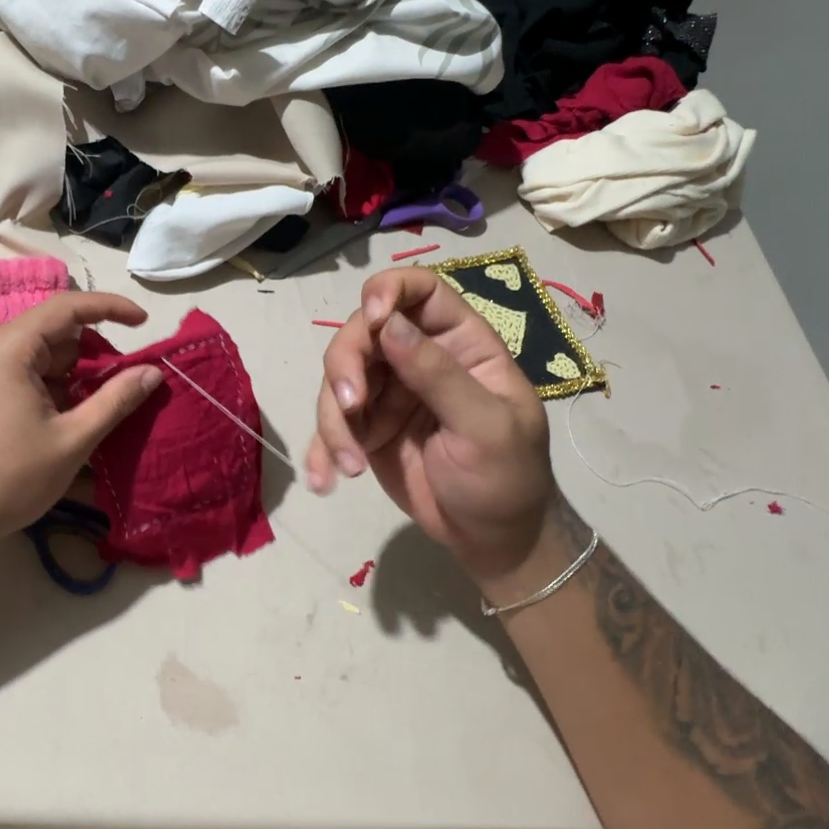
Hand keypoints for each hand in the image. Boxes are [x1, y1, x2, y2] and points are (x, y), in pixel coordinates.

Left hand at [0, 293, 163, 561]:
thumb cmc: (10, 478)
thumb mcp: (73, 440)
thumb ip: (116, 399)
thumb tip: (153, 371)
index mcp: (12, 347)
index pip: (68, 307)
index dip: (111, 308)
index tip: (145, 322)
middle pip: (58, 331)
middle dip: (97, 351)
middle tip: (128, 383)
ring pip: (47, 355)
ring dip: (79, 373)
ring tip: (106, 407)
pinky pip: (31, 373)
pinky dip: (59, 387)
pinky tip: (76, 417)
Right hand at [306, 267, 555, 581]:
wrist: (490, 539)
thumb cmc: (506, 477)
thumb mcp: (485, 426)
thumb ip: (438, 374)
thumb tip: (390, 323)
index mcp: (459, 345)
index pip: (421, 292)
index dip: (390, 290)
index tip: (372, 317)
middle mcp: (416, 359)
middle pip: (363, 334)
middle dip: (346, 366)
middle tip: (350, 406)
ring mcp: (386, 394)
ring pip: (337, 381)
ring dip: (334, 421)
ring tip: (350, 466)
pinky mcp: (364, 429)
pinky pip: (330, 426)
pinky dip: (321, 451)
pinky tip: (324, 480)